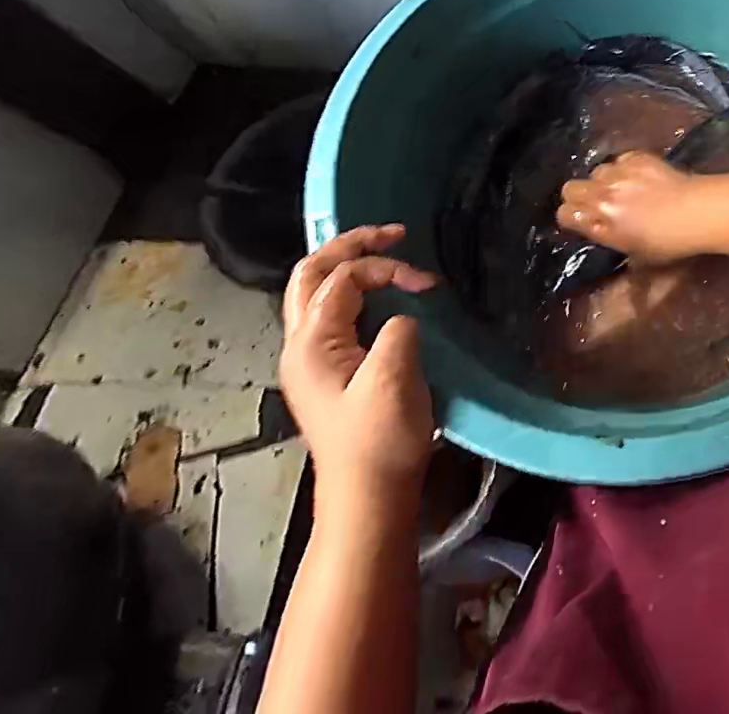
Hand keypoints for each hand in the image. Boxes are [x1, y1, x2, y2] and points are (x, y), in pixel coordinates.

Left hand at [280, 225, 438, 497]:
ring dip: (348, 263)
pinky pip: (332, 311)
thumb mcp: (394, 379)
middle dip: (350, 244)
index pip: (343, 278)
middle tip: (392, 233)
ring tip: (385, 250)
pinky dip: (354, 289)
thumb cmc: (380, 440)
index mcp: (311, 343)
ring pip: (316, 290)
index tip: (427, 285)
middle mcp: (301, 343)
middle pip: (312, 272)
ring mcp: (311, 357)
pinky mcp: (328, 369)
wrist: (368, 495)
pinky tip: (379, 292)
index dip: (387, 268)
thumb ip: (399, 330)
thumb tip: (403, 317)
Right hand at [556, 151, 709, 261]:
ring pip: (597, 171)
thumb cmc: (669, 242)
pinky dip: (626, 168)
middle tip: (597, 203)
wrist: (698, 212)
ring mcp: (620, 172)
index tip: (581, 220)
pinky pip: (620, 159)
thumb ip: (610, 239)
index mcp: (601, 221)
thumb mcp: (636, 253)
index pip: (565, 213)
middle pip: (570, 187)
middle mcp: (604, 194)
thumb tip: (602, 232)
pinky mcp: (637, 157)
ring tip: (623, 188)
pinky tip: (641, 177)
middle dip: (579, 195)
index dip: (571, 217)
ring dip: (604, 180)